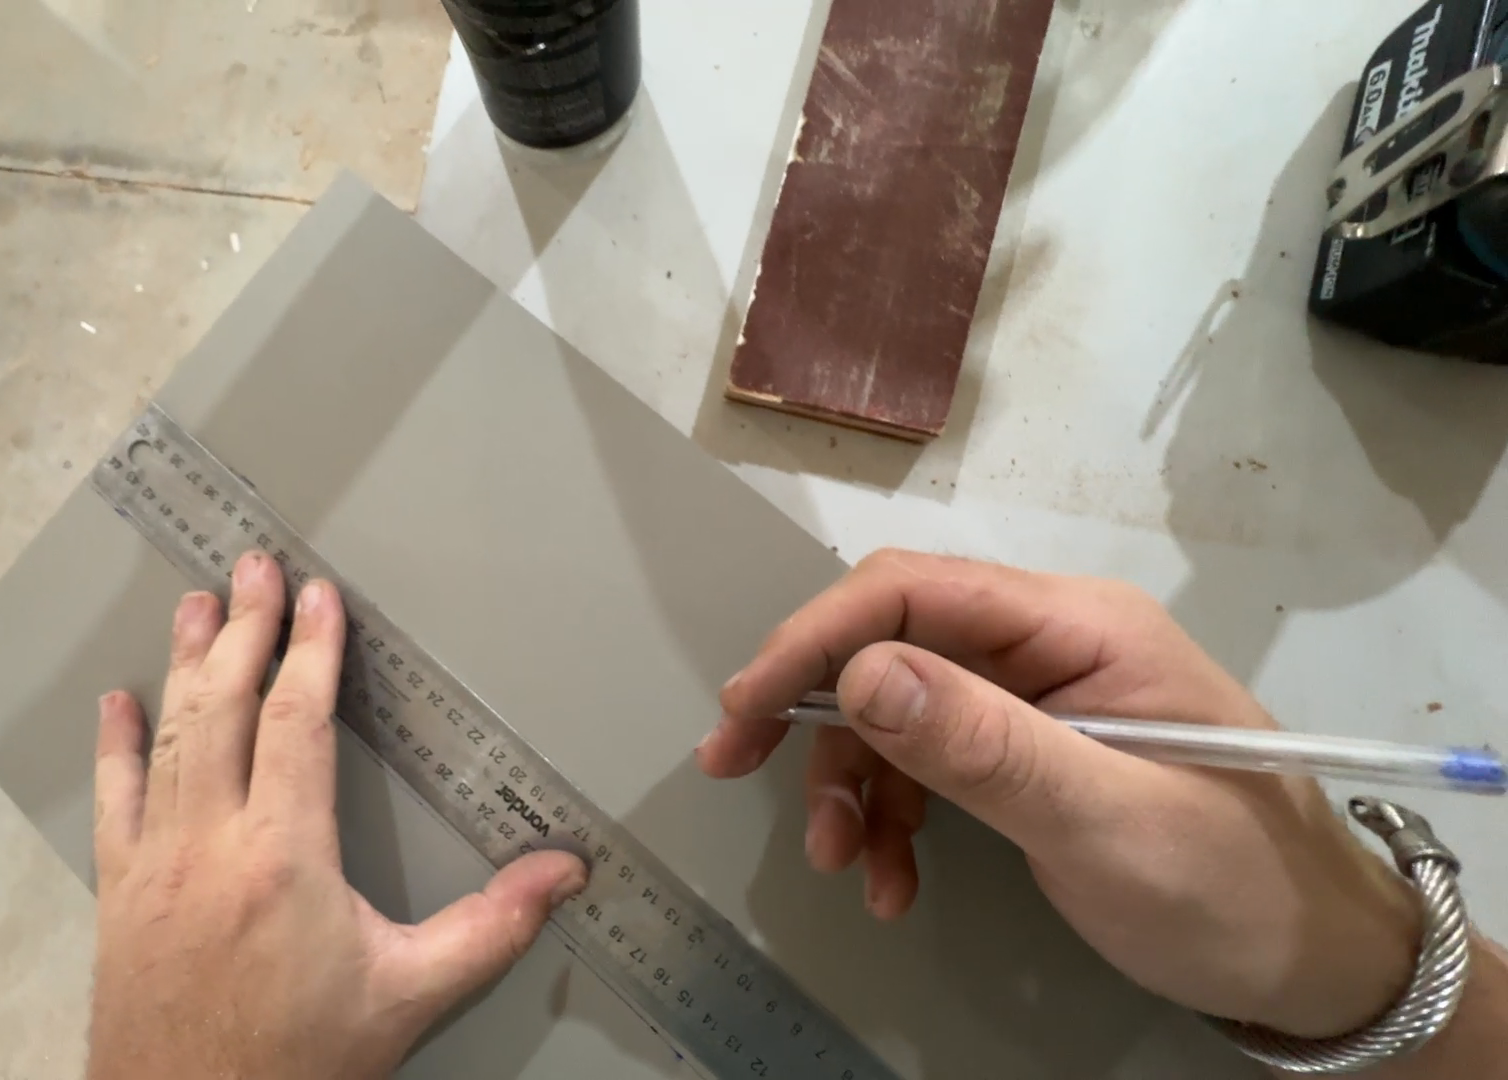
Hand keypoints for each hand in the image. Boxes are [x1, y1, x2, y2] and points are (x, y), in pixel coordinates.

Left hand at [87, 552, 587, 1079]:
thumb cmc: (303, 1061)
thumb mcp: (411, 995)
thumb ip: (492, 927)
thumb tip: (567, 871)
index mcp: (284, 856)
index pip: (295, 721)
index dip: (310, 650)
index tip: (319, 596)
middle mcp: (209, 844)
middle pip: (224, 708)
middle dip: (244, 628)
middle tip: (253, 567)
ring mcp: (151, 866)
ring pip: (168, 739)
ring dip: (183, 664)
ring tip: (195, 603)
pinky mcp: (117, 894)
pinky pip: (111, 801)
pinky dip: (115, 746)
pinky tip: (114, 703)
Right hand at [695, 550, 1419, 1040]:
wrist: (1314, 966)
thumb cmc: (1236, 889)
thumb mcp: (1110, 823)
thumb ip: (986, 746)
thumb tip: (859, 676)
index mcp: (1067, 623)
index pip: (907, 590)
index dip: (815, 637)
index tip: (747, 701)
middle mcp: (1030, 639)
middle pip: (878, 640)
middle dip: (803, 704)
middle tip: (731, 756)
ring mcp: (1012, 690)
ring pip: (882, 708)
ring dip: (844, 782)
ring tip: (841, 861)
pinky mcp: (999, 741)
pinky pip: (910, 759)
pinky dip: (883, 815)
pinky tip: (887, 877)